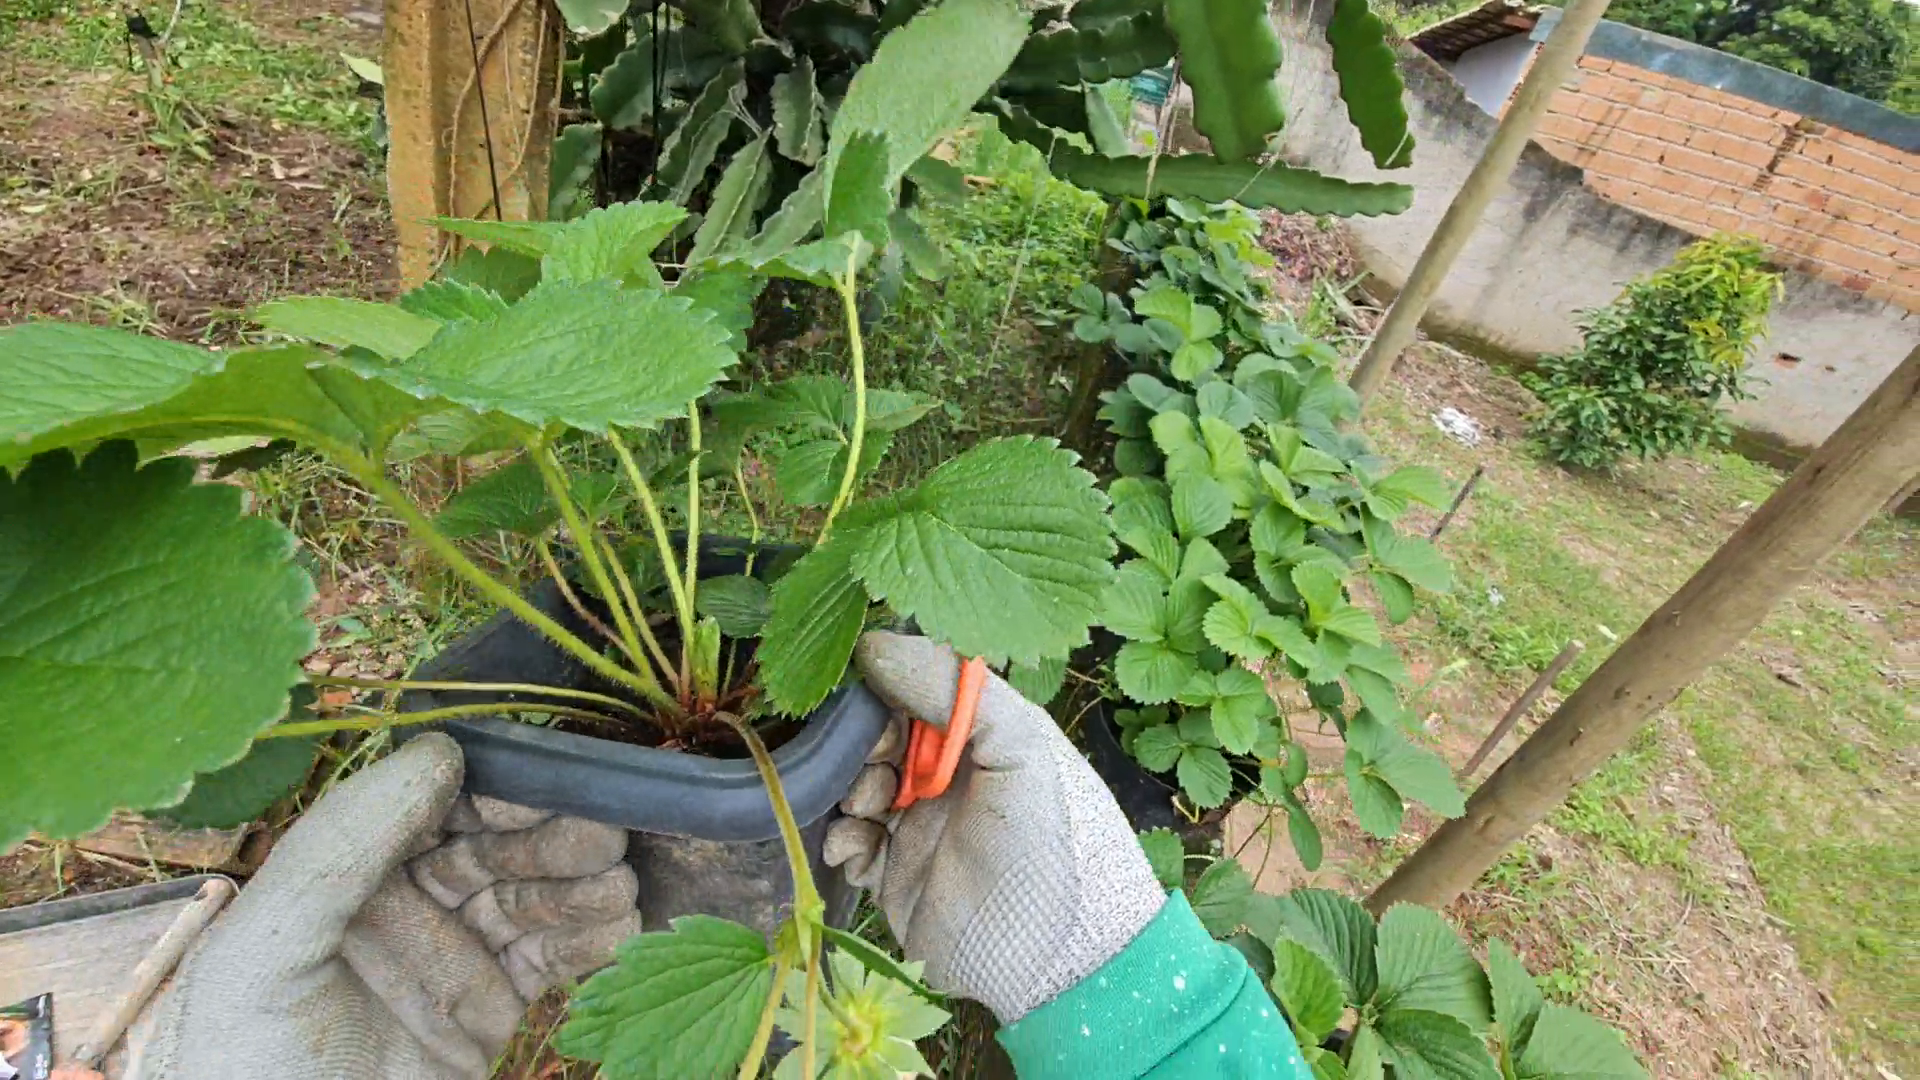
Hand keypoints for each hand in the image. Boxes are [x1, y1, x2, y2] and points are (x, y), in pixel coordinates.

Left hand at [131, 734, 640, 1079]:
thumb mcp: (260, 958)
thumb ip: (340, 846)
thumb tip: (443, 749)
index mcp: (347, 881)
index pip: (439, 808)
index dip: (502, 792)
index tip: (554, 789)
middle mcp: (409, 907)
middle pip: (503, 849)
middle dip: (559, 841)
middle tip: (605, 841)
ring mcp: (458, 955)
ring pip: (540, 896)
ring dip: (587, 888)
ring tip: (618, 890)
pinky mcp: (496, 1003)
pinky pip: (556, 956)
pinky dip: (594, 938)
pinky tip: (619, 928)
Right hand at [825, 632, 1164, 1022]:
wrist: (1055, 959)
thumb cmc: (1049, 837)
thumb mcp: (1018, 744)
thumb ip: (954, 688)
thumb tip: (876, 642)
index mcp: (983, 734)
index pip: (921, 687)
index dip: (890, 683)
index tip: (865, 683)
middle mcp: (950, 773)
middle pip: (883, 733)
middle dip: (866, 740)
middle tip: (877, 761)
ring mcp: (921, 822)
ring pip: (861, 783)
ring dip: (853, 787)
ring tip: (871, 807)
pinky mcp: (897, 873)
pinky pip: (852, 842)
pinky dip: (844, 837)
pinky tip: (857, 846)